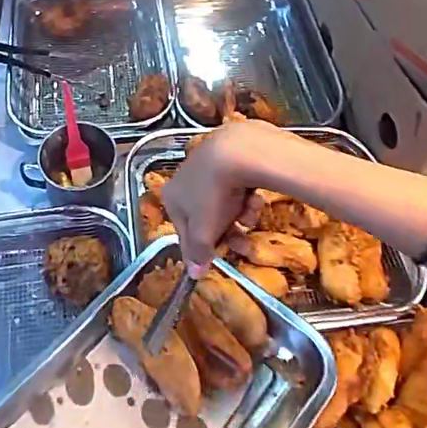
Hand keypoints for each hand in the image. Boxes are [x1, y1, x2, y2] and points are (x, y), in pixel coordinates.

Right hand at [160, 120, 294, 273]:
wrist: (238, 152)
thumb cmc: (213, 195)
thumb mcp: (203, 232)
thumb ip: (198, 253)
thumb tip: (193, 274)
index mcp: (171, 197)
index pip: (184, 232)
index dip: (201, 249)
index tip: (216, 261)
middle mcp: (185, 179)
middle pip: (208, 218)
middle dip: (228, 232)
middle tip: (244, 244)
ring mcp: (208, 166)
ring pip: (225, 204)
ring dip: (240, 215)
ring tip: (250, 212)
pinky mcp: (230, 157)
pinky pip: (237, 186)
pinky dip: (246, 195)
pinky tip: (254, 196)